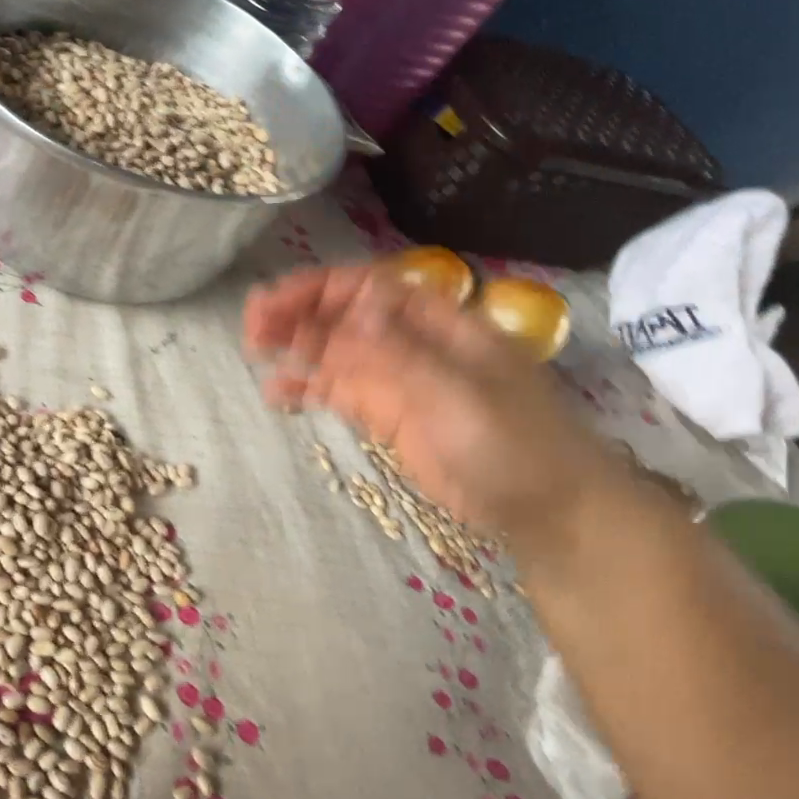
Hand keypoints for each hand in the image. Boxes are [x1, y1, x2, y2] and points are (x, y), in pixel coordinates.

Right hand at [242, 264, 621, 540]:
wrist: (547, 509)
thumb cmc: (515, 445)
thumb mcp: (460, 395)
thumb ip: (403, 354)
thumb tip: (355, 308)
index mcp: (440, 324)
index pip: (370, 289)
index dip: (320, 289)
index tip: (274, 300)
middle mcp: (412, 343)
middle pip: (344, 315)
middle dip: (297, 314)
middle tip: (251, 326)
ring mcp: (396, 379)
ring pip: (334, 350)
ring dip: (294, 346)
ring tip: (253, 350)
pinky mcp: (386, 414)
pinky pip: (338, 390)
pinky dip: (306, 387)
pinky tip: (277, 393)